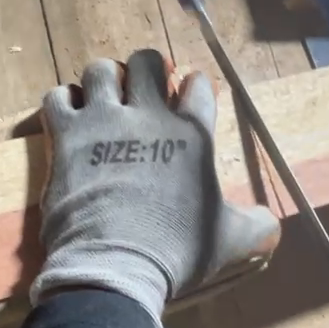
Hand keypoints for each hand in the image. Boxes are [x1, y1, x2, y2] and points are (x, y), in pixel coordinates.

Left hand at [30, 50, 280, 327]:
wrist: (116, 266)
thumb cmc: (176, 252)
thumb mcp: (230, 240)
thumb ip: (255, 224)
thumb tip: (272, 224)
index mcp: (192, 133)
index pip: (198, 86)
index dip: (193, 88)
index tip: (186, 98)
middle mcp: (149, 115)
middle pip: (146, 61)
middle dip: (145, 72)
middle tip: (141, 95)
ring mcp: (104, 121)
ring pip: (99, 71)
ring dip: (102, 82)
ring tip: (102, 103)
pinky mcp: (66, 136)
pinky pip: (56, 97)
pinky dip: (62, 103)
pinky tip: (67, 119)